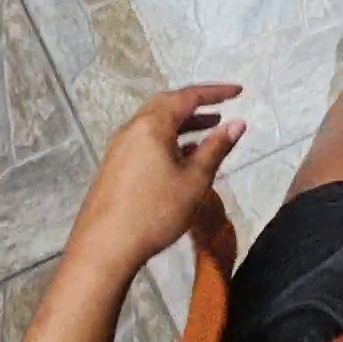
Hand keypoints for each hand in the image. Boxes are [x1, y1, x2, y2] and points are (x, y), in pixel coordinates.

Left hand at [62, 83, 245, 282]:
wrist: (103, 250)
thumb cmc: (155, 211)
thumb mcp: (195, 179)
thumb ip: (216, 147)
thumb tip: (237, 124)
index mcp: (152, 127)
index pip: (188, 97)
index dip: (215, 92)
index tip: (239, 91)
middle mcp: (132, 130)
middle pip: (167, 105)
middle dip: (196, 103)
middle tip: (222, 105)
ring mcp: (120, 149)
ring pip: (156, 123)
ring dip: (184, 121)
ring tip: (210, 127)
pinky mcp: (115, 167)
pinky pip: (147, 140)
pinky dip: (170, 137)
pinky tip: (184, 155)